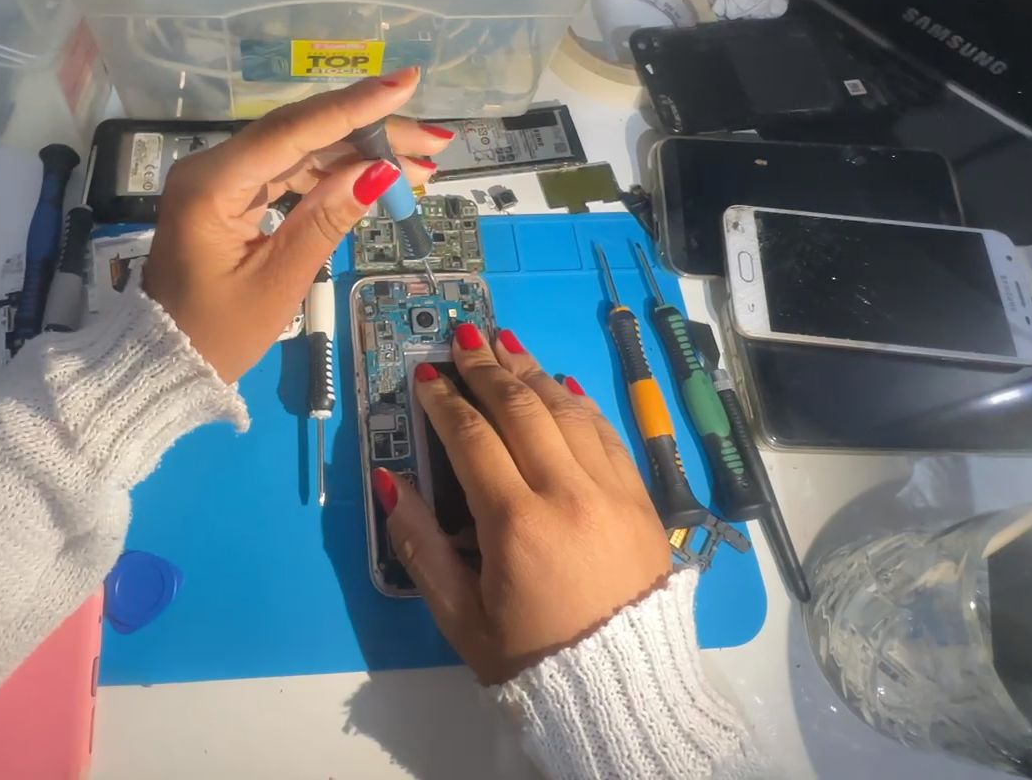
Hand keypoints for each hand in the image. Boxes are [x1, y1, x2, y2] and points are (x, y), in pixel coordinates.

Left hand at [143, 71, 454, 381]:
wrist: (166, 359)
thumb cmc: (217, 334)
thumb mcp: (279, 283)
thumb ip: (326, 221)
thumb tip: (379, 171)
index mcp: (212, 185)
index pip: (291, 132)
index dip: (353, 108)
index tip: (405, 85)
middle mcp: (214, 167)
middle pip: (301, 133)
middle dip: (370, 131)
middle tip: (433, 138)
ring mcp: (223, 178)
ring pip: (301, 150)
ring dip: (359, 153)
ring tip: (420, 164)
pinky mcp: (234, 194)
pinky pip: (291, 171)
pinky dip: (334, 174)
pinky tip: (376, 176)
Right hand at [375, 324, 674, 683]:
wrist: (627, 694)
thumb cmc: (532, 656)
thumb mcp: (460, 616)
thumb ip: (420, 545)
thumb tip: (390, 482)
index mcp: (517, 522)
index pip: (472, 436)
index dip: (445, 401)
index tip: (427, 376)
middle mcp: (567, 492)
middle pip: (521, 408)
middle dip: (487, 368)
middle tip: (464, 338)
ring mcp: (611, 490)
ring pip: (566, 409)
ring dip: (532, 370)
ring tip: (505, 342)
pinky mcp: (641, 497)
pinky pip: (607, 432)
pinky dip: (579, 401)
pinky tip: (560, 381)